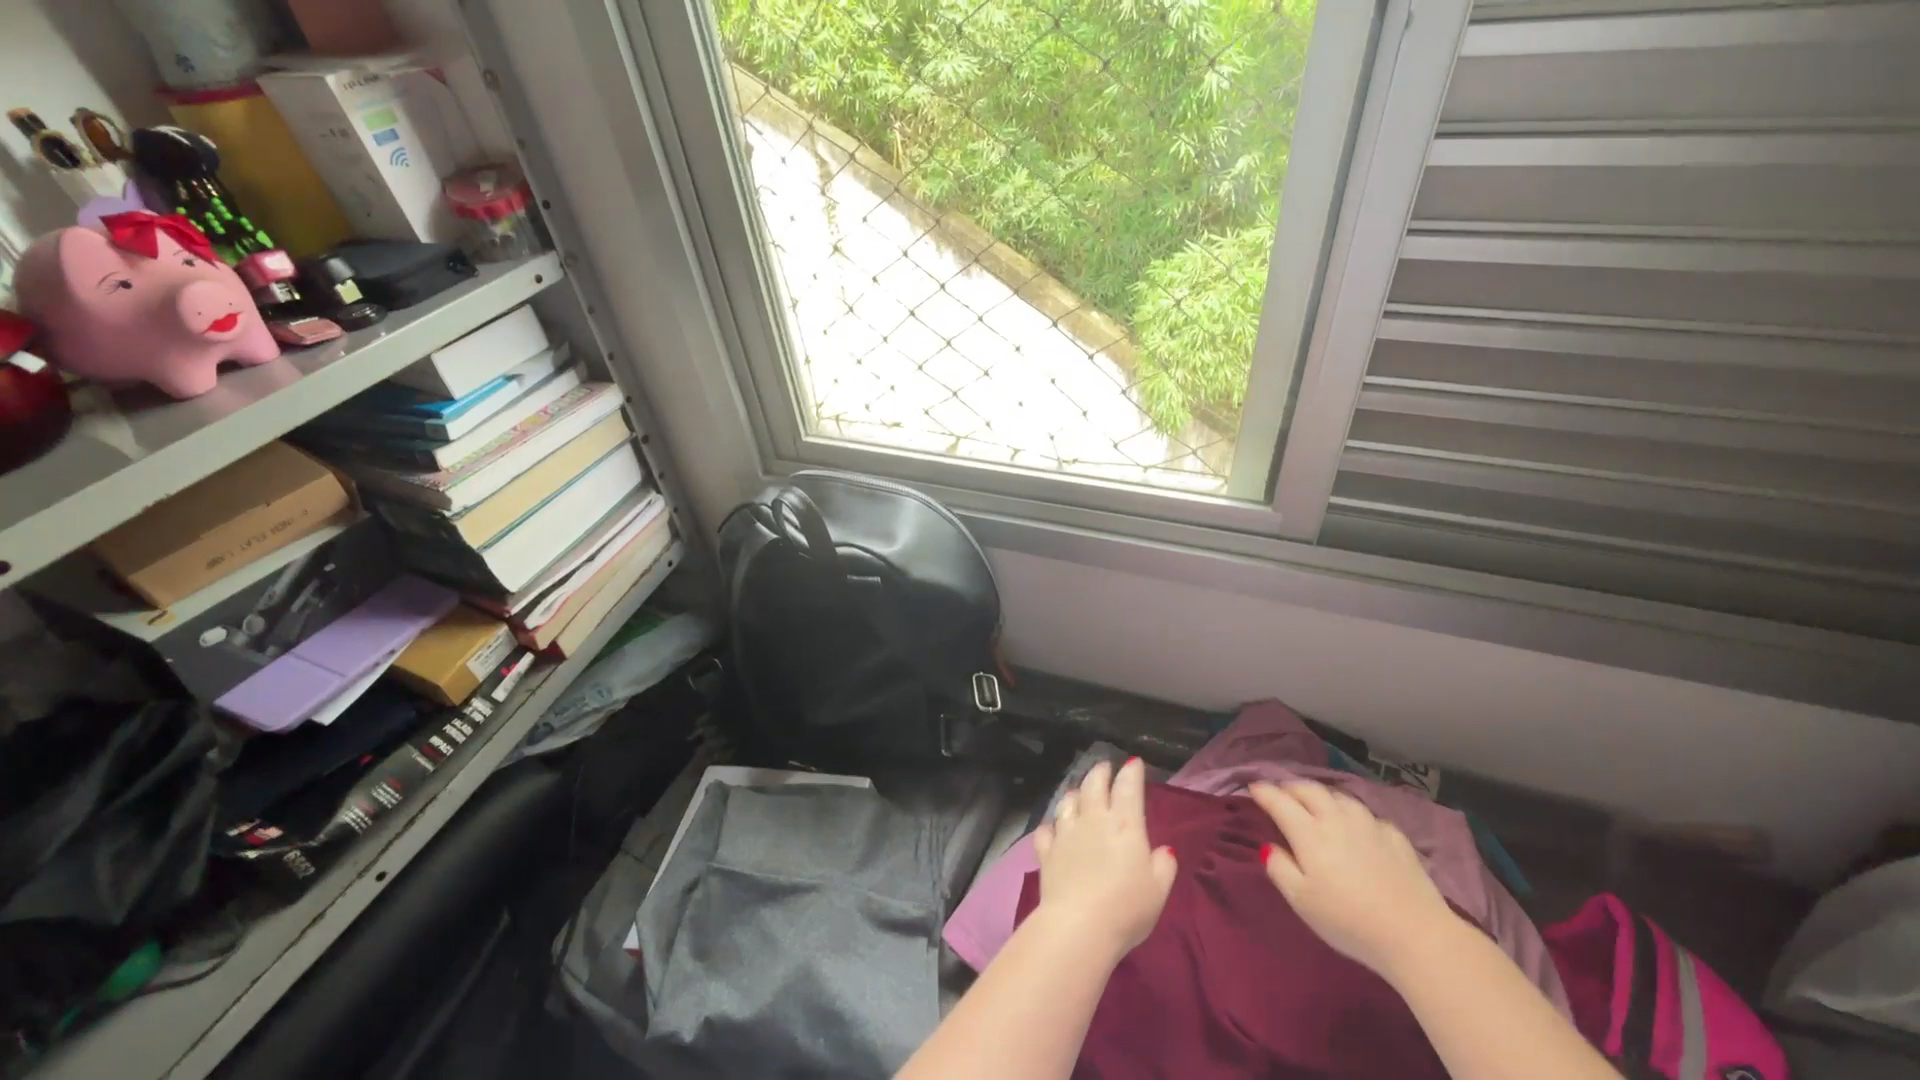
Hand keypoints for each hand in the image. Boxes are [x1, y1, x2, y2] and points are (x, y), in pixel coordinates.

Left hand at [1031, 759, 1177, 960]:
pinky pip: (1046, 830)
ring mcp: (1066, 834)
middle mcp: (1094, 820)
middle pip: (1093, 785)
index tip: (1133, 763)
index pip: (1128, 787)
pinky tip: (1052, 828)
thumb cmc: (1126, 907)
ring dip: (1074, 793)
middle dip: (1100, 773)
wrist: (1079, 925)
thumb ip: (1164, 865)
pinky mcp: (1046, 852)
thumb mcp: (1158, 890)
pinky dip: (1050, 825)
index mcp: (1126, 825)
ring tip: (1078, 792)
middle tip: (1104, 768)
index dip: (1131, 772)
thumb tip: (1164, 850)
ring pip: (1067, 802)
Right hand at [1250, 780, 1457, 977]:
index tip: (1252, 787)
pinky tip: (1354, 824)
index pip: (1280, 802)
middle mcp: (1338, 819)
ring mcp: (1370, 825)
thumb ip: (1279, 868)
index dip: (1264, 791)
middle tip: (1280, 792)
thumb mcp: (1301, 901)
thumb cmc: (1347, 920)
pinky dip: (1351, 811)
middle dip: (1290, 786)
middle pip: (1310, 790)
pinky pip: (1366, 813)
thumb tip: (1270, 846)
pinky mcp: (1396, 836)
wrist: (1414, 933)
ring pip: (1340, 796)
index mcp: (1310, 833)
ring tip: (1314, 802)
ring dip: (1321, 794)